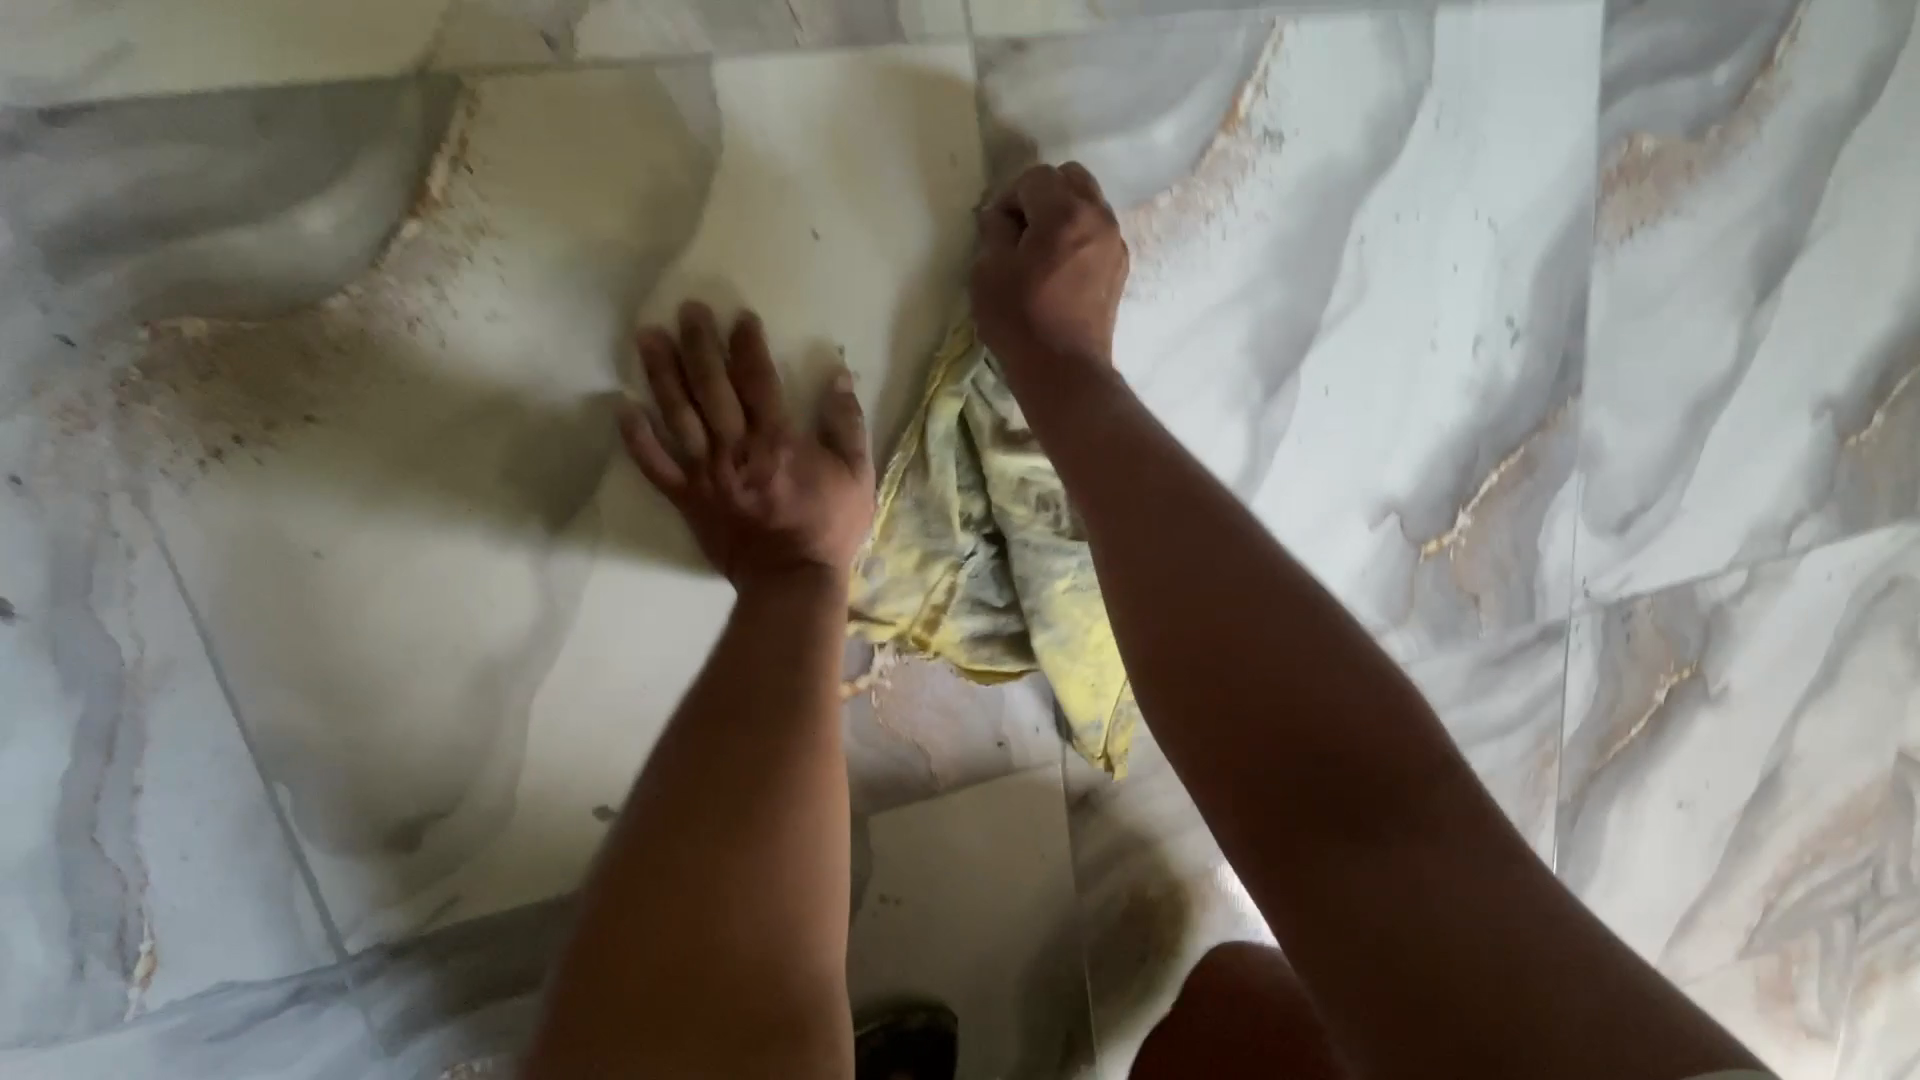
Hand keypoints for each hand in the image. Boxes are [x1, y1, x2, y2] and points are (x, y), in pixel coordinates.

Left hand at [619, 302, 874, 588]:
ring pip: (678, 416)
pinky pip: (655, 466)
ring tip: (647, 338)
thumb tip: (839, 377)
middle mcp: (735, 449)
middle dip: (698, 345)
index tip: (739, 317)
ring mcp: (706, 474)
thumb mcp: (857, 475)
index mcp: (777, 440)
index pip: (758, 380)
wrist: (793, 581)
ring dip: (661, 374)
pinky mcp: (688, 500)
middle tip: (686, 311)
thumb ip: (847, 425)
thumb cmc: (829, 528)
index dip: (747, 345)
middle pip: (711, 387)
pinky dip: (637, 438)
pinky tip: (623, 407)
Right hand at [970, 162, 1129, 377]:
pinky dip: (1079, 236)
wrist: (1064, 370)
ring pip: (1089, 203)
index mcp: (1065, 213)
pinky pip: (1098, 233)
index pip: (1035, 178)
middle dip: (1042, 195)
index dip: (1009, 198)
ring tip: (1041, 250)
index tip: (996, 229)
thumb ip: (994, 232)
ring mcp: (1115, 243)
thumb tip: (1001, 217)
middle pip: (1071, 178)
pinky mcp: (1120, 268)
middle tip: (1020, 231)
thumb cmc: (1020, 320)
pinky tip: (1060, 268)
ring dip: (1063, 214)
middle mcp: (1098, 218)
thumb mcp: (988, 272)